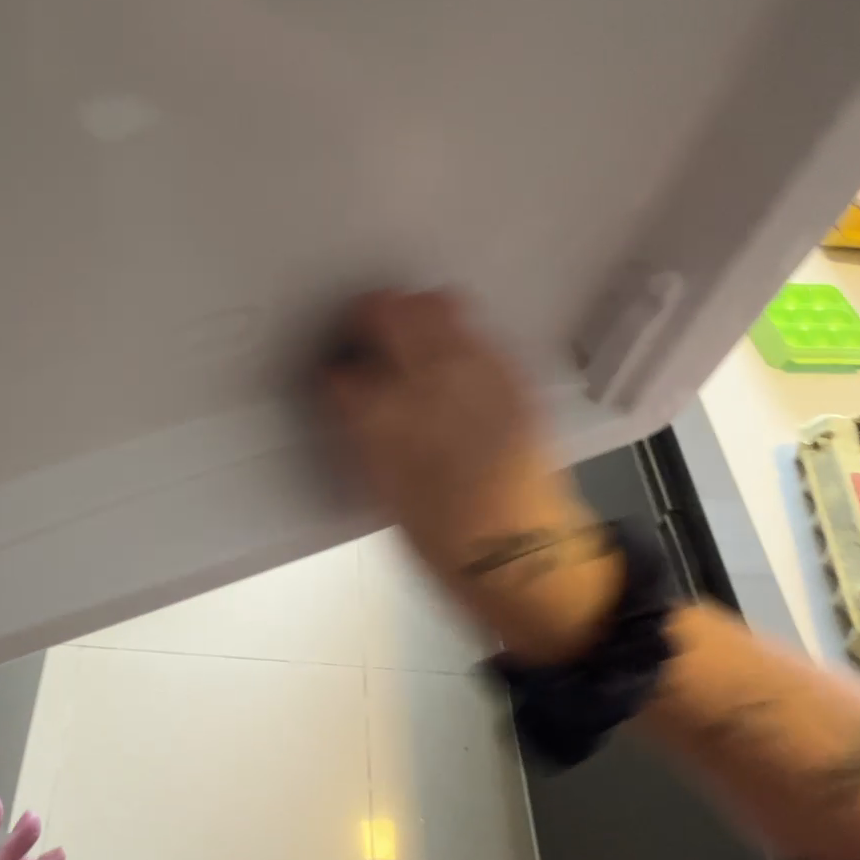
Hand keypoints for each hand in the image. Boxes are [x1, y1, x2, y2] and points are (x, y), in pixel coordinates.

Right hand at [322, 289, 621, 659]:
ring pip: (439, 306)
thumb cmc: (441, 535)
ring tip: (408, 334)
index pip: (344, 371)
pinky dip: (457, 333)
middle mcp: (431, 382)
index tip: (337, 375)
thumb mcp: (383, 488)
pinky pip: (478, 333)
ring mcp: (478, 372)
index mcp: (385, 420)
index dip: (337, 370)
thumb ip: (364, 431)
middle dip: (372, 315)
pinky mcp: (514, 377)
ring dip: (415, 313)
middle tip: (366, 331)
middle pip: (392, 311)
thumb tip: (349, 392)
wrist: (522, 553)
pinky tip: (452, 360)